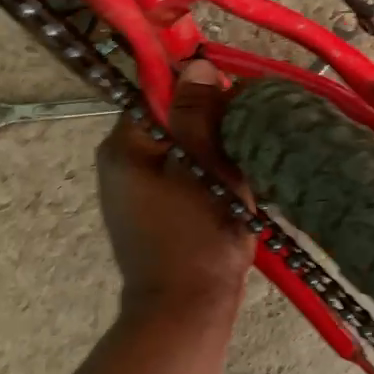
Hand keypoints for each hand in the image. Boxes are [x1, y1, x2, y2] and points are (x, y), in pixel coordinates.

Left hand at [95, 60, 256, 317]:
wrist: (187, 309)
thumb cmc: (195, 237)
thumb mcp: (202, 168)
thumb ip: (198, 115)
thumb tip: (197, 63)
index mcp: (124, 146)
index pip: (160, 93)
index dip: (200, 89)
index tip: (236, 98)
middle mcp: (124, 160)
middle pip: (174, 116)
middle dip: (215, 119)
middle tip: (249, 131)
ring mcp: (141, 186)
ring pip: (186, 143)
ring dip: (218, 144)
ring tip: (249, 155)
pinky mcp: (161, 206)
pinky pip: (189, 168)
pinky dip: (214, 167)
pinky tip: (239, 179)